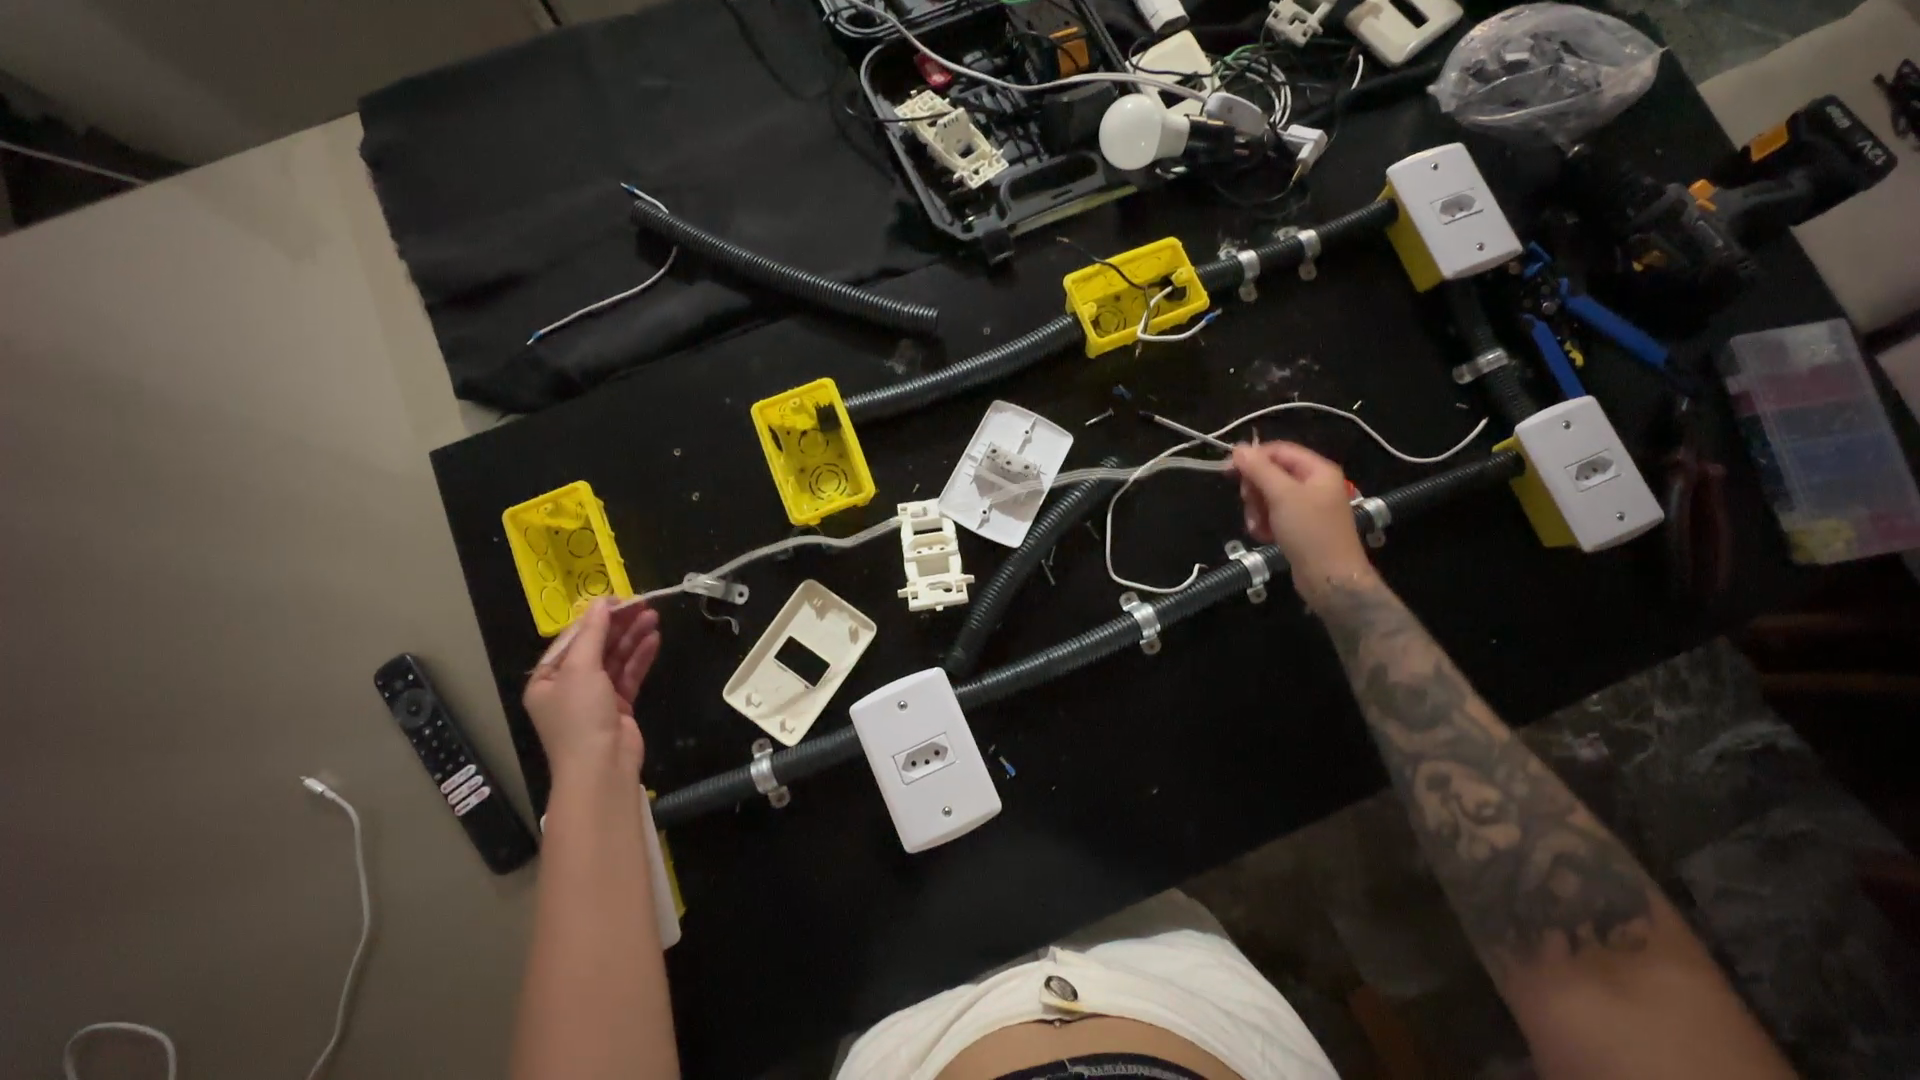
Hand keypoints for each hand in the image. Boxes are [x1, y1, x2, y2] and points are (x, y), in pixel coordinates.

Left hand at [524, 598, 661, 785]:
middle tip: (643, 604)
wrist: (601, 767)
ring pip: (615, 658)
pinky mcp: (619, 706)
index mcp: (547, 678)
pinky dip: (640, 656)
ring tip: (654, 616)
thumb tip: (601, 603)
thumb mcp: (581, 670)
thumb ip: (593, 634)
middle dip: (618, 625)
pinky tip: (654, 639)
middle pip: (596, 646)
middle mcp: (568, 685)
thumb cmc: (580, 717)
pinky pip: (629, 675)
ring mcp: (595, 697)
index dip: (596, 617)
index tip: (620, 598)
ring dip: (632, 637)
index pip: (572, 638)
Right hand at [1231, 441, 1376, 600]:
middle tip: (1249, 503)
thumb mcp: (1282, 495)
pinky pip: (1273, 515)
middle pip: (1271, 474)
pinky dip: (1265, 524)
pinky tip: (1265, 536)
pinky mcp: (1299, 527)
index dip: (1252, 458)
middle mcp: (1314, 485)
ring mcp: (1306, 507)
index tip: (1227, 471)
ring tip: (1259, 527)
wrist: (1329, 578)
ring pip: (1268, 497)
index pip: (1278, 451)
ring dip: (1257, 510)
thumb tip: (1238, 448)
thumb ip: (1259, 469)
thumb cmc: (1310, 531)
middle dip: (1255, 490)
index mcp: (1317, 470)